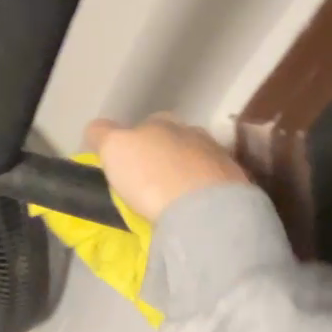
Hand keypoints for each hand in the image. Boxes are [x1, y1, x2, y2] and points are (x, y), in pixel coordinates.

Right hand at [84, 113, 249, 222]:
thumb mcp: (114, 149)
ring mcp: (218, 157)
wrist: (204, 209)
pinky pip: (212, 185)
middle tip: (147, 183)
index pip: (144, 124)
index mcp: (162, 122)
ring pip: (195, 161)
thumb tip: (96, 130)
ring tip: (172, 199)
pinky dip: (201, 193)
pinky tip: (192, 209)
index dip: (132, 141)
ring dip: (184, 175)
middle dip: (161, 156)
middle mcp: (193, 133)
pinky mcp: (235, 184)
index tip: (124, 164)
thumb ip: (102, 135)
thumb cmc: (151, 175)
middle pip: (173, 141)